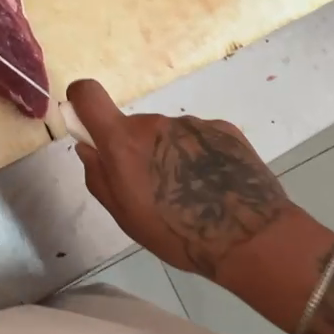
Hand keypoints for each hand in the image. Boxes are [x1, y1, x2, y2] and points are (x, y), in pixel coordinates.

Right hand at [69, 78, 298, 278]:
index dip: (81, 100)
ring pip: (168, 134)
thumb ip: (98, 176)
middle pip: (133, 126)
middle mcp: (154, 122)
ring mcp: (191, 123)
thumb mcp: (124, 215)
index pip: (88, 94)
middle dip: (136, 149)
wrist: (253, 238)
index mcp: (123, 141)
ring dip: (171, 154)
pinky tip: (217, 186)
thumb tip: (90, 148)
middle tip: (154, 186)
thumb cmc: (177, 233)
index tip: (87, 121)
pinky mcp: (224, 130)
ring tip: (193, 193)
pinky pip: (199, 138)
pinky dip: (200, 156)